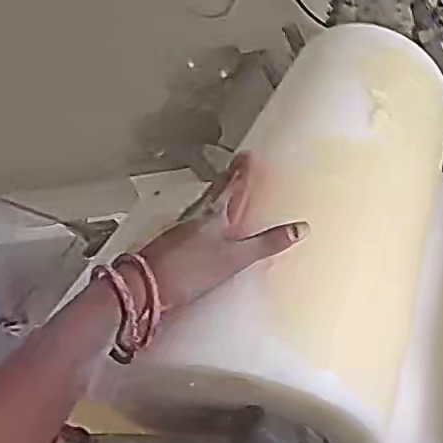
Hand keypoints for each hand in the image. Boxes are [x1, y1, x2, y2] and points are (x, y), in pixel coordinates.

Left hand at [138, 153, 305, 310]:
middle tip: (237, 167)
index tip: (247, 155)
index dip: (241, 171)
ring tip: (224, 192)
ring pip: (204, 207)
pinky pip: (195, 223)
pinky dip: (205, 217)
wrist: (143, 287)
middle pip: (216, 193)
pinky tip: (206, 225)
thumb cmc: (190, 270)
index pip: (232, 186)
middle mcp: (196, 217)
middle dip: (228, 179)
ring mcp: (181, 230)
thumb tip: (300, 228)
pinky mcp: (172, 244)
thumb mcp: (236, 258)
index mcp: (214, 214)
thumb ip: (267, 243)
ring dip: (216, 197)